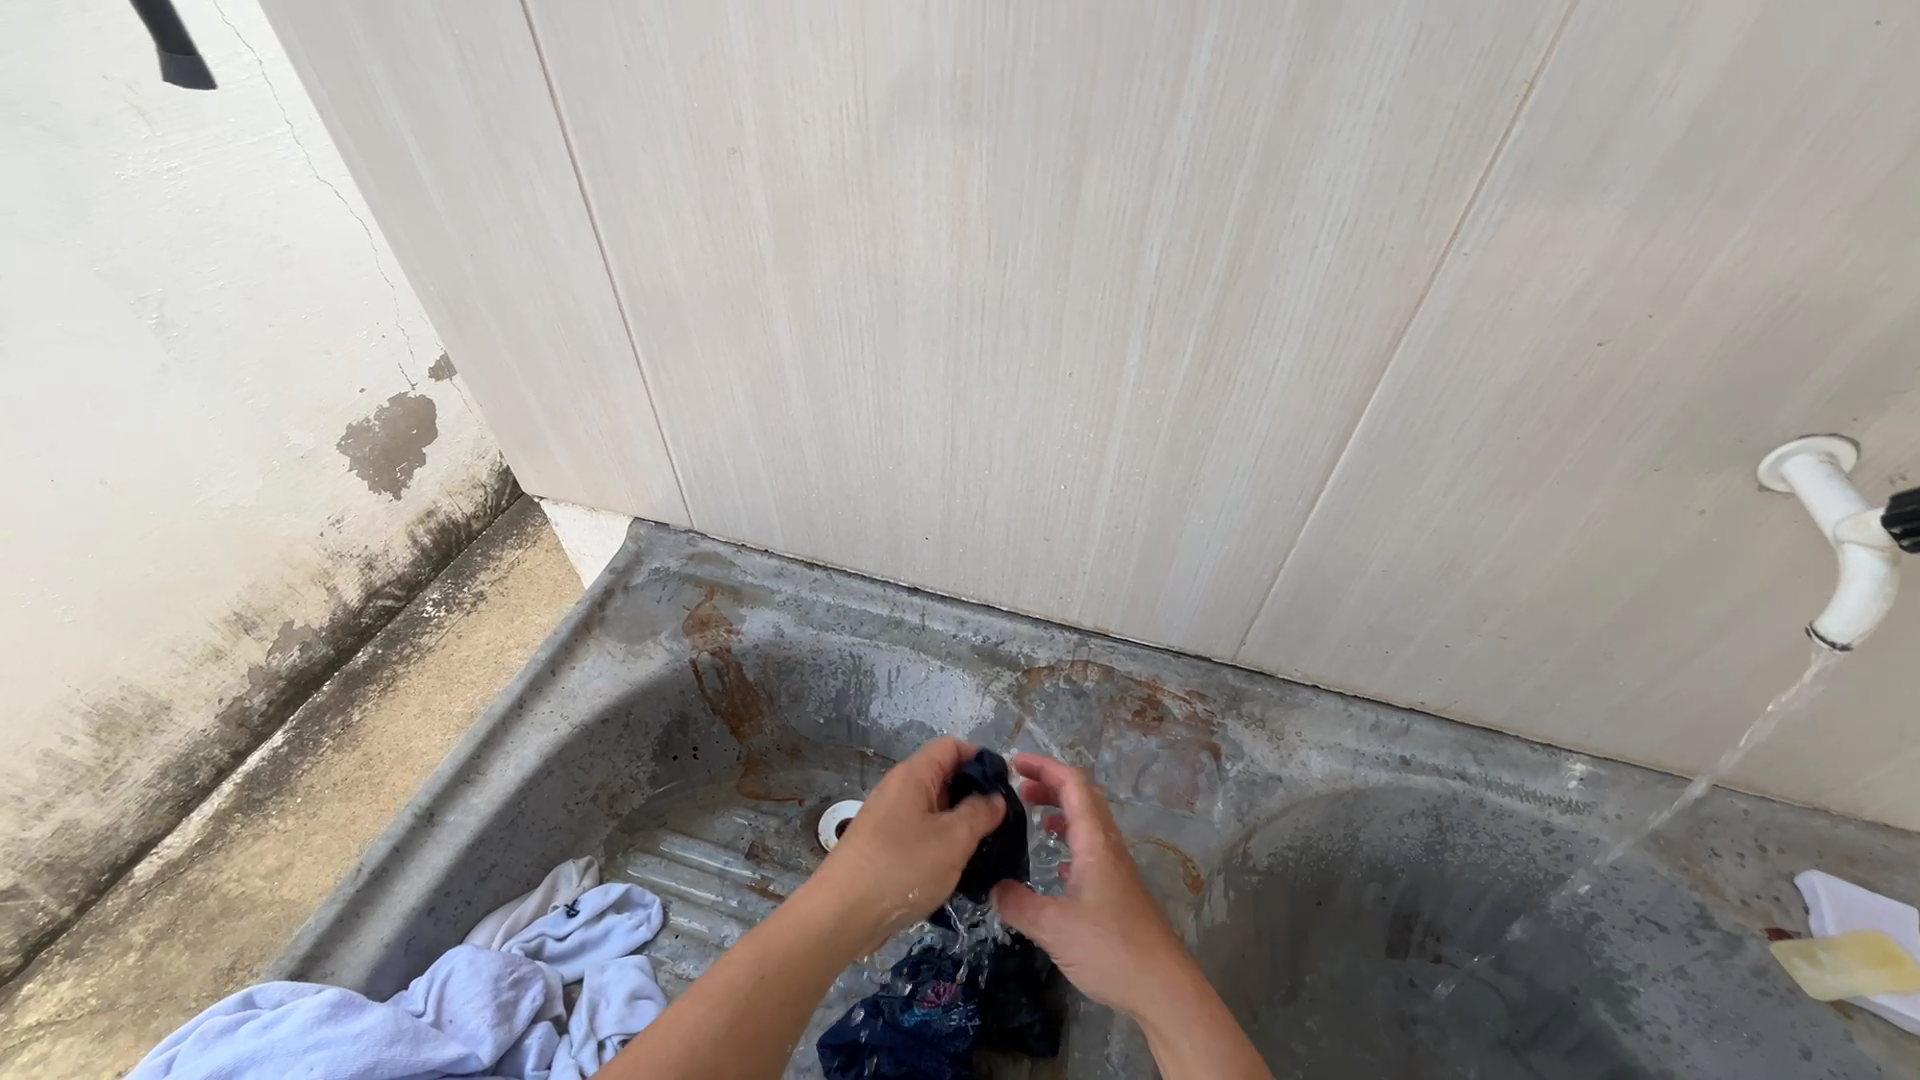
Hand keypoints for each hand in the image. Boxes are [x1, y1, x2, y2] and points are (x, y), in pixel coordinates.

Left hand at [804, 736, 1005, 950]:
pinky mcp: (882, 846)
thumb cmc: (902, 868)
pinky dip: (941, 842)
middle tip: (1000, 822)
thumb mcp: (953, 840)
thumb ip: (980, 813)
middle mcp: (898, 789)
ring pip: (933, 808)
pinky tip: (955, 867)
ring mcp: (888, 818)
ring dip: (959, 823)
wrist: (841, 914)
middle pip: (943, 776)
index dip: (980, 759)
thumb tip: (994, 798)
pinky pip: (920, 831)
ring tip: (984, 848)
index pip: (951, 746)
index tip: (1004, 787)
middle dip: (973, 794)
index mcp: (913, 775)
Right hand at [990, 754, 1193, 1017]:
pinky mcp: (1118, 891)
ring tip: (1033, 817)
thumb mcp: (1053, 927)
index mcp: (1095, 843)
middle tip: (1018, 789)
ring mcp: (1116, 869)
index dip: (1044, 766)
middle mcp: (1108, 847)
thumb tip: (994, 887)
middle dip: (1050, 784)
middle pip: (1083, 797)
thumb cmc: (1111, 949)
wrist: (1163, 987)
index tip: (1014, 763)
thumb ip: (1018, 903)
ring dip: (1061, 810)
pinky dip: (1070, 841)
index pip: (1073, 784)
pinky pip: (1091, 849)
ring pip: (1089, 823)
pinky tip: (1056, 865)